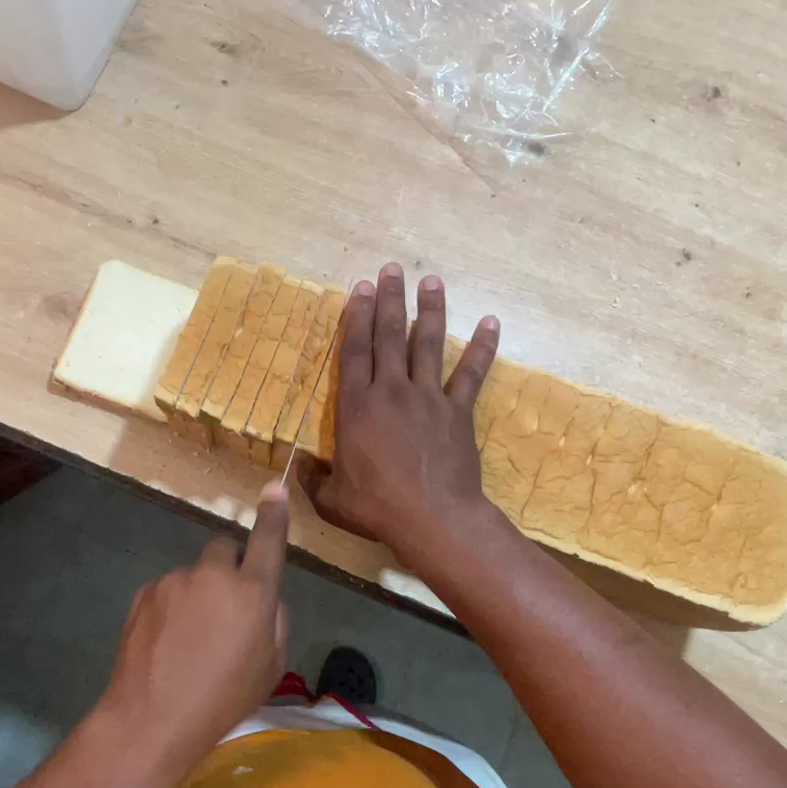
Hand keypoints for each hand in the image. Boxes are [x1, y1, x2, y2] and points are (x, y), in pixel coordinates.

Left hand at [93, 483, 290, 775]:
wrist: (152, 717)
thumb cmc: (223, 700)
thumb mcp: (272, 668)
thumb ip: (276, 622)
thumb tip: (266, 599)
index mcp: (253, 593)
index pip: (268, 541)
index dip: (274, 514)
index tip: (275, 488)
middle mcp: (214, 575)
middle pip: (226, 550)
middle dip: (230, 569)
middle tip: (227, 609)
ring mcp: (174, 580)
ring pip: (194, 575)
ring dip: (198, 594)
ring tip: (189, 640)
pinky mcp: (145, 592)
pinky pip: (168, 590)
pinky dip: (172, 607)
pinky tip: (166, 642)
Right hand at [299, 263, 500, 567]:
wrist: (432, 518)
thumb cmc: (376, 508)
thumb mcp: (331, 500)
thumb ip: (313, 480)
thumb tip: (296, 469)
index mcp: (356, 408)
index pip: (353, 351)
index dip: (355, 317)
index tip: (359, 288)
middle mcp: (391, 392)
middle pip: (388, 336)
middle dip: (389, 300)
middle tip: (391, 269)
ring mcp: (428, 398)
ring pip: (428, 344)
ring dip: (429, 310)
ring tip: (431, 281)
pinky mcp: (457, 411)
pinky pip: (471, 374)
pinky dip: (482, 348)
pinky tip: (491, 323)